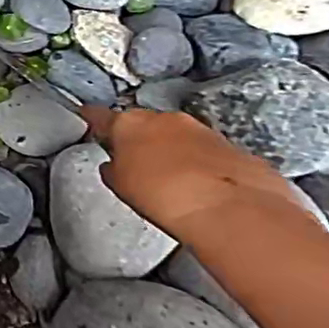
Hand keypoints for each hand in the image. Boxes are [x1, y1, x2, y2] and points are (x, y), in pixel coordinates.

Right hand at [83, 106, 309, 238]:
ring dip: (175, 155)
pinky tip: (203, 191)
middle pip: (147, 125)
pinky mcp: (240, 152)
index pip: (100, 115)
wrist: (232, 212)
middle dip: (142, 141)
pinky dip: (206, 168)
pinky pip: (213, 156)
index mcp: (129, 122)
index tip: (88, 119)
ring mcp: (208, 133)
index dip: (93, 119)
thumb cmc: (163, 194)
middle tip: (135, 166)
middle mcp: (168, 120)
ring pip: (182, 139)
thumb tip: (117, 167)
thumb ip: (113, 167)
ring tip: (170, 184)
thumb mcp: (118, 183)